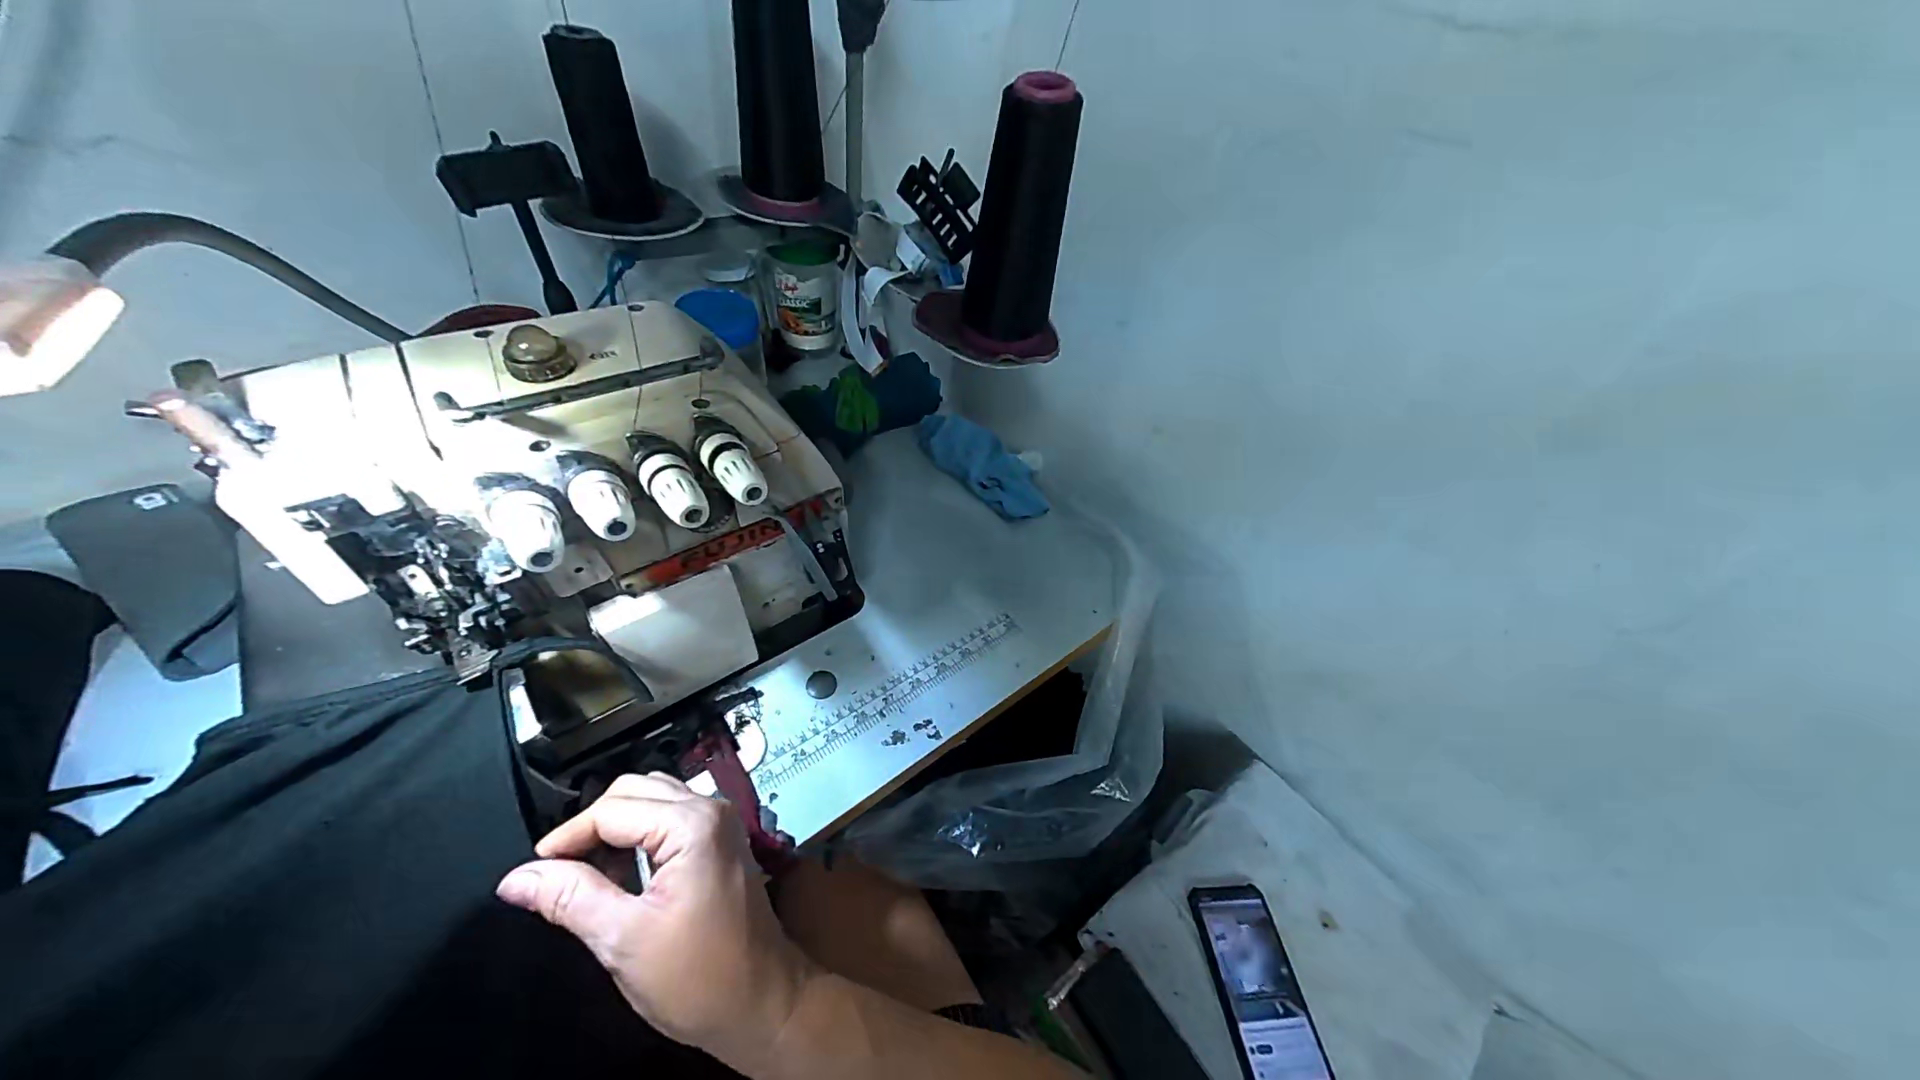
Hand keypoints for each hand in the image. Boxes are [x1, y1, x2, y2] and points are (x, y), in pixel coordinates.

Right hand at [495, 773, 816, 1069]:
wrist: (760, 1001)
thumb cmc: (699, 977)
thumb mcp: (623, 940)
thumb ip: (570, 898)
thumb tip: (519, 877)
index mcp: (694, 824)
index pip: (612, 809)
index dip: (565, 838)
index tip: (532, 871)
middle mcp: (712, 810)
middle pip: (634, 791)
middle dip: (590, 826)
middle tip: (556, 872)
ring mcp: (721, 822)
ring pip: (653, 799)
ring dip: (615, 828)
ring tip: (586, 876)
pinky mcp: (721, 840)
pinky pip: (671, 817)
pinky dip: (639, 835)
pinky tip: (621, 875)